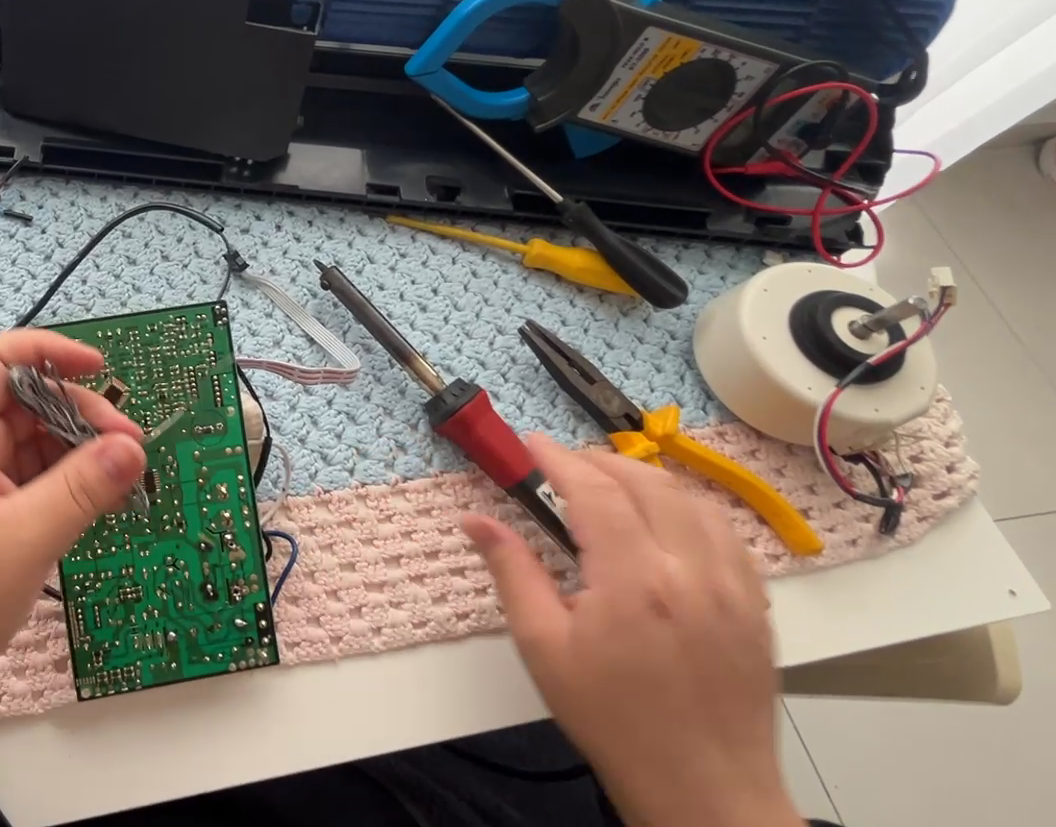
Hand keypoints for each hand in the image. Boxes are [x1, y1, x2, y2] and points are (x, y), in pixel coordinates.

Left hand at [0, 330, 145, 703]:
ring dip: (77, 451)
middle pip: (26, 401)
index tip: (98, 369)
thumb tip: (132, 446)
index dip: (46, 350)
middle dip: (80, 413)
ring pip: (33, 440)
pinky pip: (29, 476)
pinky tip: (94, 501)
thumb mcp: (22, 544)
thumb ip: (80, 491)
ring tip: (120, 479)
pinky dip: (64, 482)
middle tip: (130, 450)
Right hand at [462, 436, 799, 826]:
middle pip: (649, 483)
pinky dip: (687, 508)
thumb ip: (511, 572)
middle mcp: (692, 572)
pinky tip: (662, 518)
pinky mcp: (757, 606)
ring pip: (694, 500)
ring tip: (607, 481)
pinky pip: (727, 533)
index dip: (561, 459)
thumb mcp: (542, 646)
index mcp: (634, 581)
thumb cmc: (610, 717)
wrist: (703, 790)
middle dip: (600, 460)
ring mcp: (735, 587)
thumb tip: (474, 520)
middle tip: (561, 461)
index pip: (597, 492)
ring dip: (645, 478)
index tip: (531, 443)